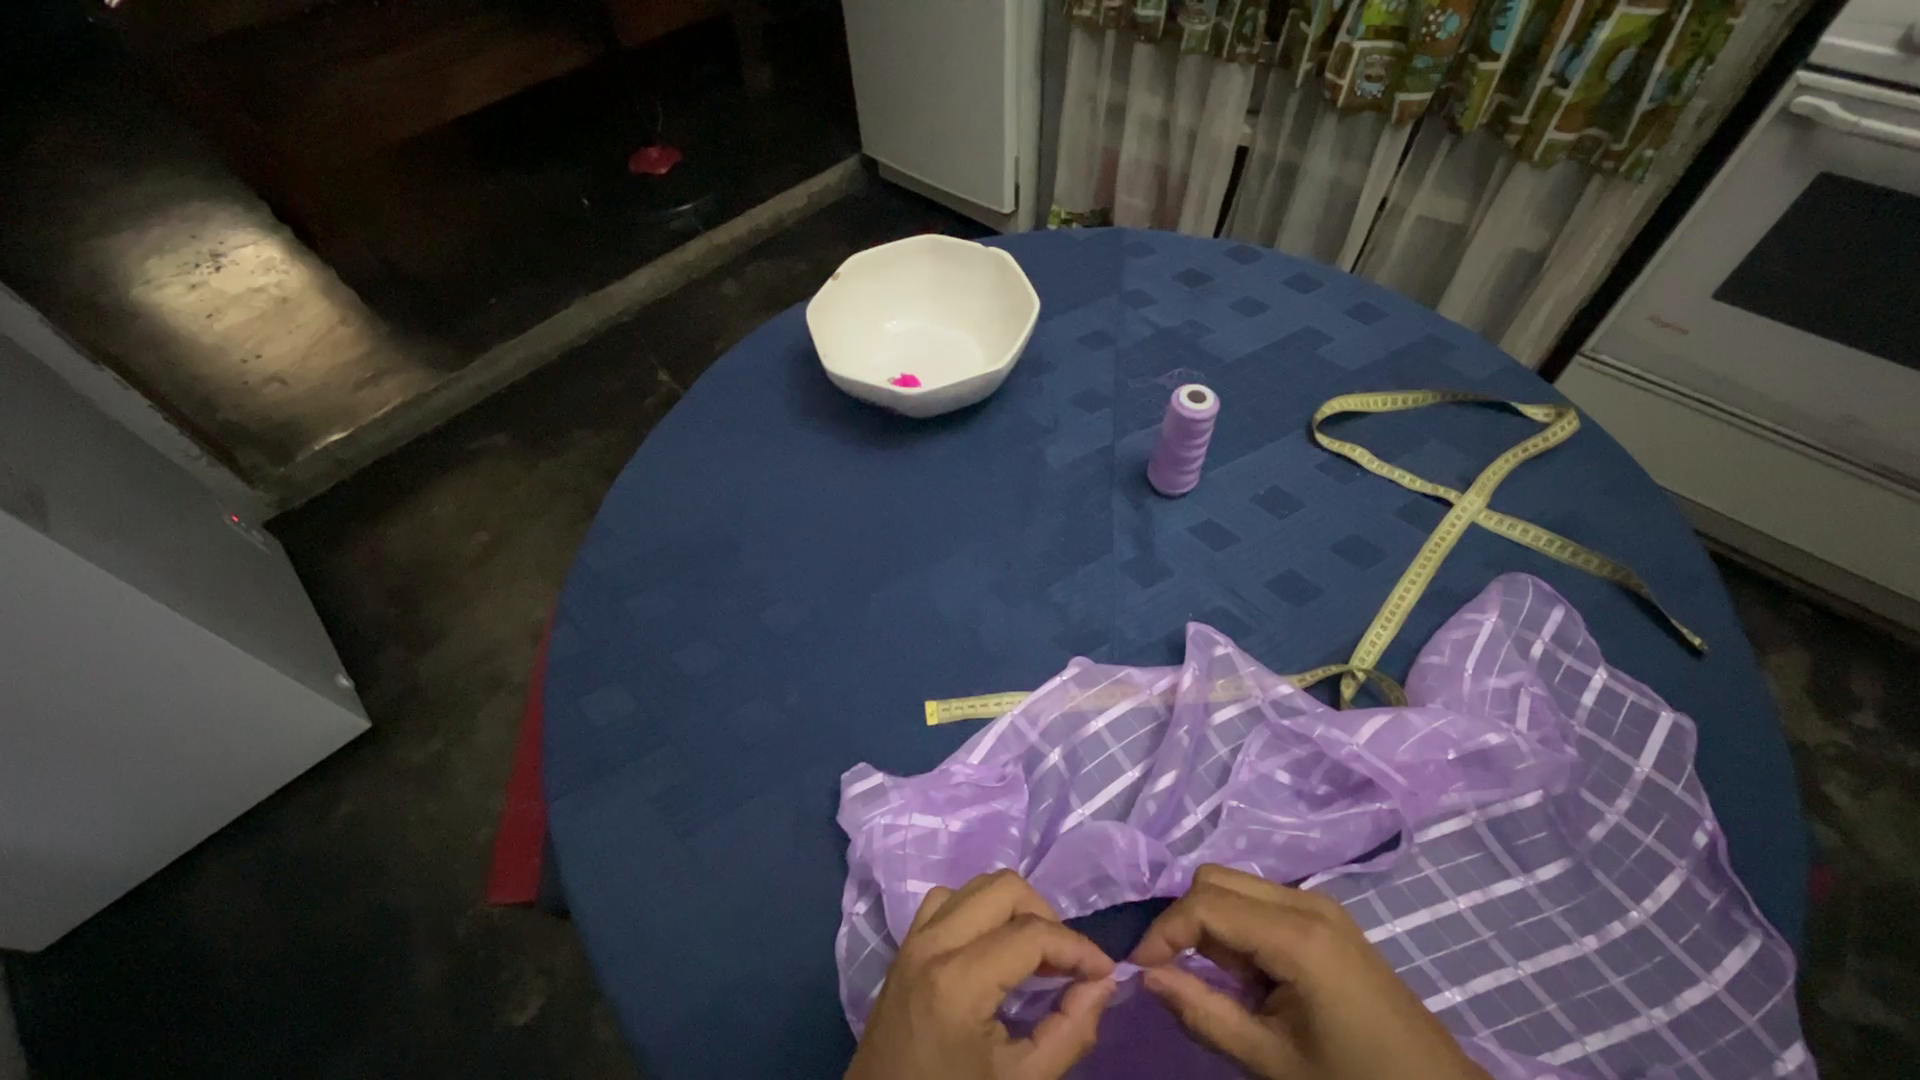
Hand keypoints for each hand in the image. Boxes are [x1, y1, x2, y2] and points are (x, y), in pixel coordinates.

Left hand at [846, 869, 1117, 1079]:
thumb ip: (1070, 1031)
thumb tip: (1103, 983)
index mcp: (958, 982)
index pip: (1033, 934)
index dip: (1079, 948)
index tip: (1104, 972)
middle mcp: (932, 944)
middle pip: (1005, 888)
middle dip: (1046, 917)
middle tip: (1064, 962)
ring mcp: (913, 940)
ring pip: (975, 885)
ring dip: (1012, 908)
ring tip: (1032, 955)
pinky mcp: (904, 945)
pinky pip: (946, 899)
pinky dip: (978, 909)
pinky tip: (992, 946)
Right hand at [1132, 865, 1489, 1079]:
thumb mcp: (1271, 1060)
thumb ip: (1202, 1013)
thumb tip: (1145, 976)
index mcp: (1297, 935)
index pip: (1204, 904)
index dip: (1162, 932)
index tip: (1140, 971)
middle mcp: (1306, 902)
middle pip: (1214, 879)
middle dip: (1184, 920)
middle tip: (1177, 975)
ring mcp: (1320, 906)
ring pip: (1235, 886)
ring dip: (1210, 924)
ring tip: (1217, 983)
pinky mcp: (1326, 919)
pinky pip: (1260, 902)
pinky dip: (1237, 927)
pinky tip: (1248, 977)